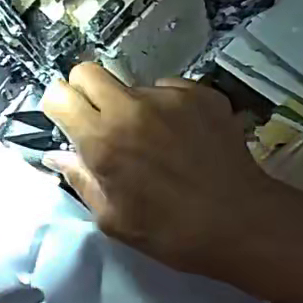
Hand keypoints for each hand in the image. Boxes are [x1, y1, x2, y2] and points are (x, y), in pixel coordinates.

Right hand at [40, 63, 302, 282]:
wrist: (244, 223)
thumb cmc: (171, 231)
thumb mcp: (112, 219)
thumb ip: (81, 179)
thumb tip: (59, 155)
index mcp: (102, 141)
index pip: (59, 95)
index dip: (58, 106)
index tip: (66, 121)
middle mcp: (130, 108)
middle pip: (87, 71)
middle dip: (84, 91)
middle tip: (99, 119)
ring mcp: (168, 97)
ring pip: (130, 84)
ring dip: (130, 104)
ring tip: (153, 138)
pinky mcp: (200, 94)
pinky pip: (167, 89)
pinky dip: (166, 107)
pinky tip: (182, 136)